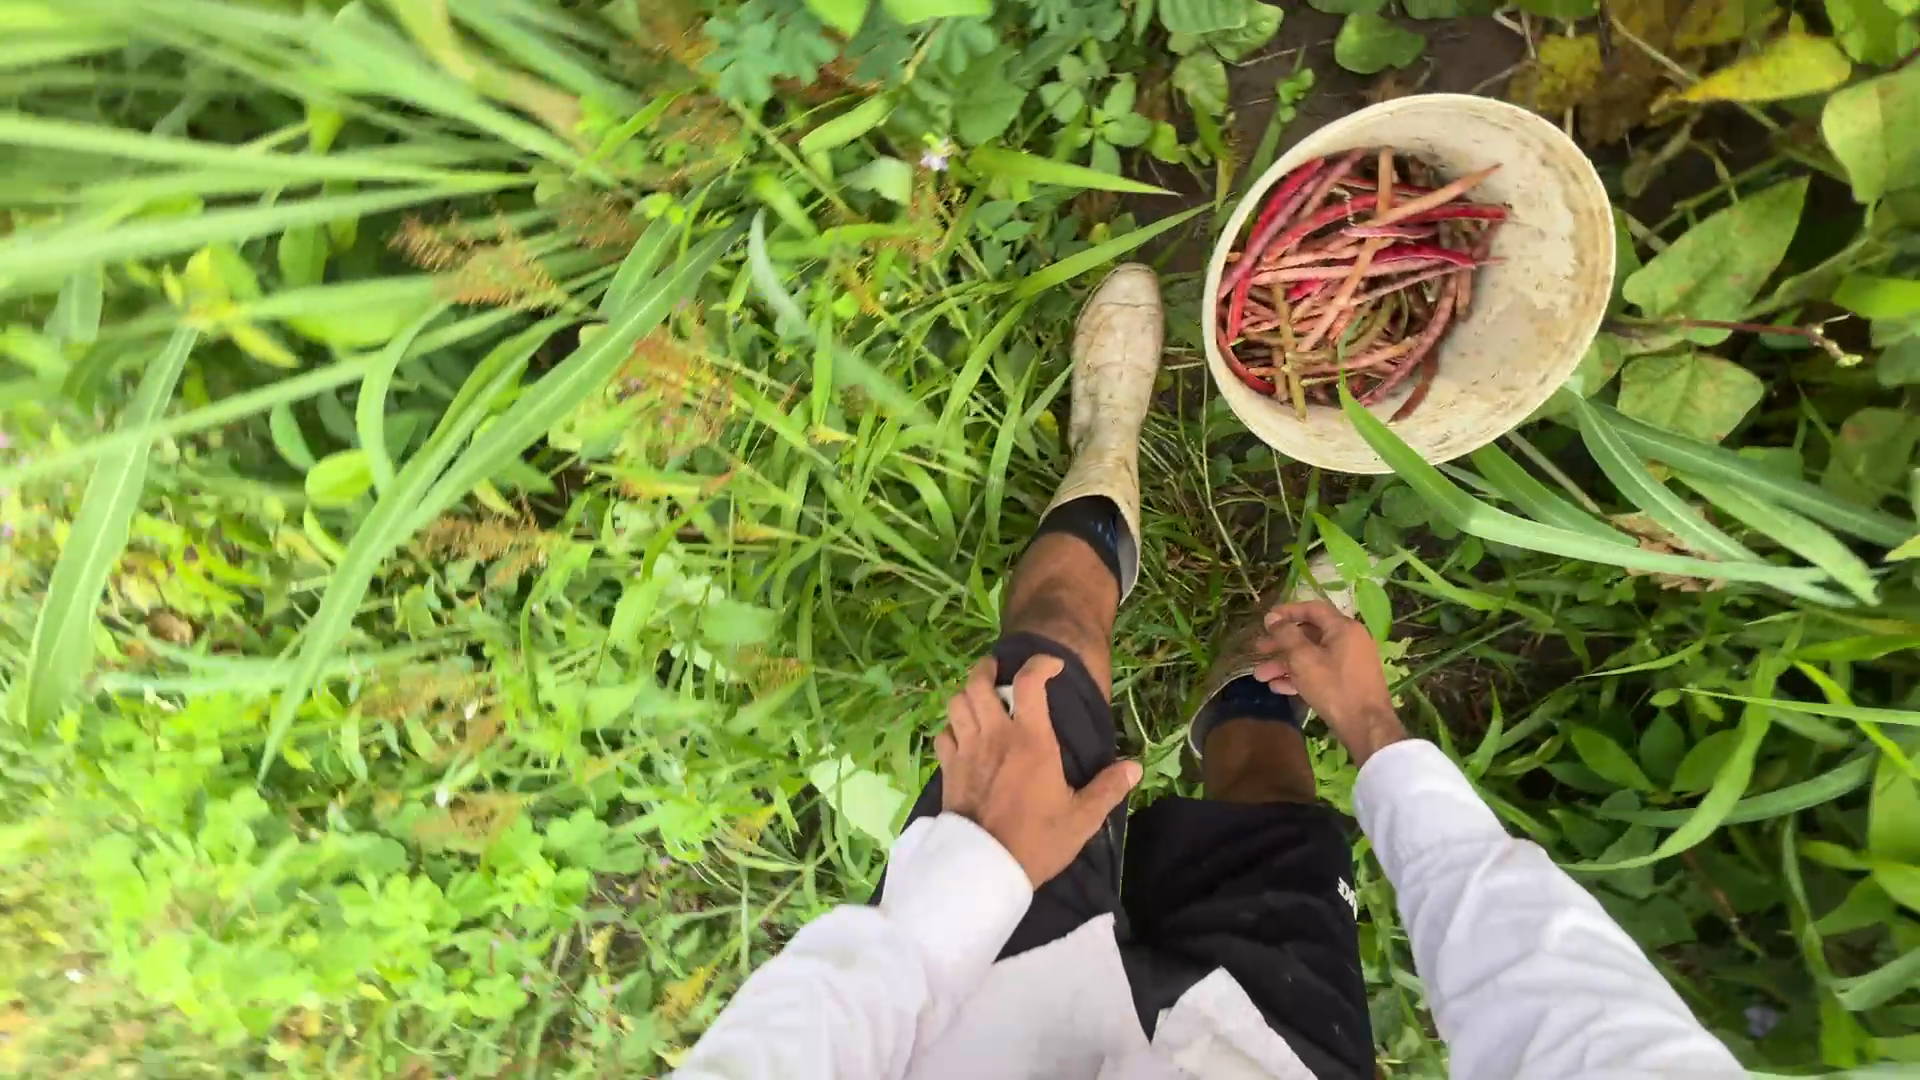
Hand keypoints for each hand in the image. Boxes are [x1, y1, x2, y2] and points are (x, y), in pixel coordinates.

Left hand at [937, 655, 1141, 887]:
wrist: (985, 869)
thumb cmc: (1037, 841)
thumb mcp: (1081, 818)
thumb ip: (1107, 788)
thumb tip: (1134, 766)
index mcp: (1030, 739)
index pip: (1029, 682)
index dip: (1041, 664)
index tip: (1053, 666)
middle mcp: (995, 735)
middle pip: (979, 682)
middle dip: (988, 668)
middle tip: (999, 670)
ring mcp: (967, 749)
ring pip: (957, 702)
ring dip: (967, 694)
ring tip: (980, 697)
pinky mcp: (948, 768)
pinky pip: (943, 733)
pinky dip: (952, 727)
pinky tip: (963, 736)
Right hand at [1251, 600, 1406, 766]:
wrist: (1366, 727)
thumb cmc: (1333, 687)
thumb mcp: (1303, 658)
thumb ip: (1285, 634)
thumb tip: (1271, 618)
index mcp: (1343, 629)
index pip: (1313, 609)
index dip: (1287, 611)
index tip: (1266, 620)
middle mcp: (1349, 641)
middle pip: (1309, 634)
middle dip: (1280, 643)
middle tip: (1259, 649)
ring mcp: (1350, 662)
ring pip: (1312, 656)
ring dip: (1285, 664)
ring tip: (1261, 676)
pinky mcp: (1348, 681)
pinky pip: (1320, 671)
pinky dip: (1300, 676)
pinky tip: (1278, 687)